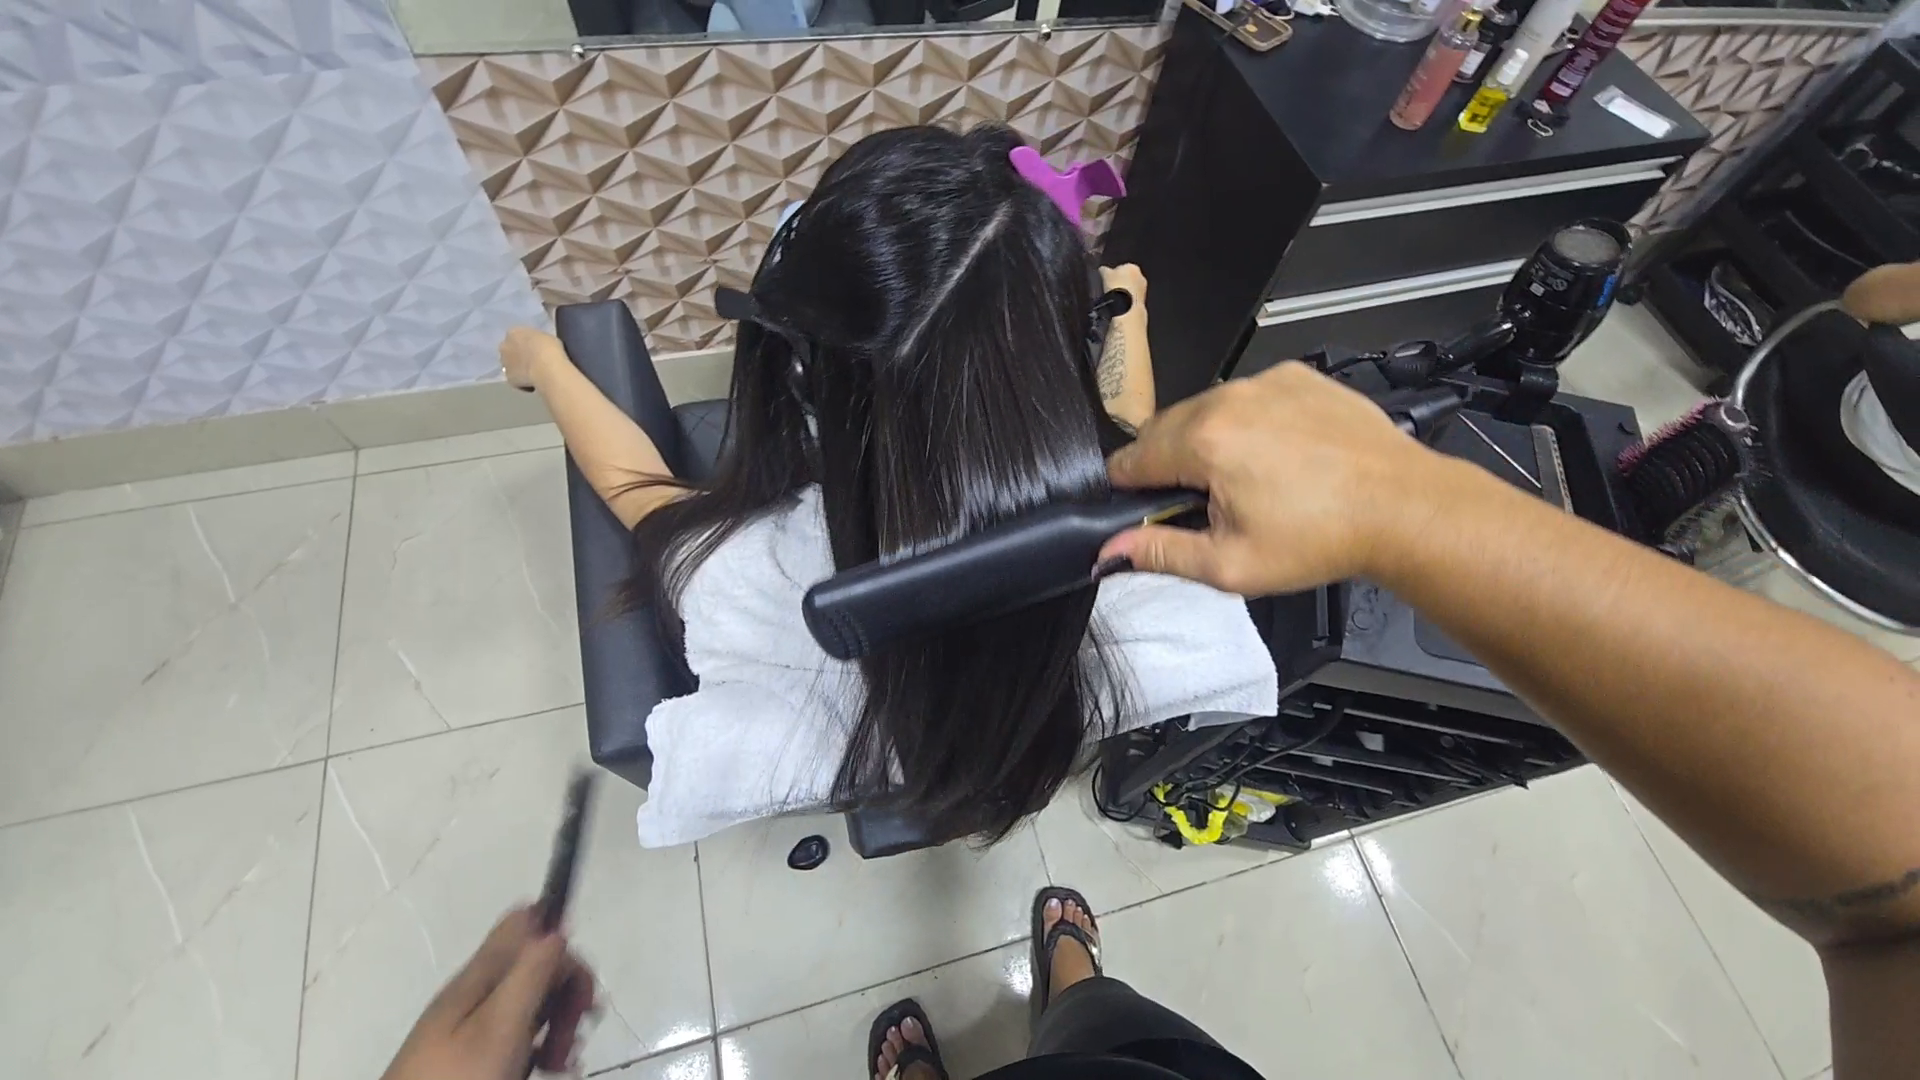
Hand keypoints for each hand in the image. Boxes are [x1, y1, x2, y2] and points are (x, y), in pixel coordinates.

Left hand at [381, 907, 596, 1079]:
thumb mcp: (499, 1027)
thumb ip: (530, 972)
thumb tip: (557, 927)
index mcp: (479, 977)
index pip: (524, 922)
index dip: (557, 935)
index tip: (573, 976)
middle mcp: (477, 993)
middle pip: (537, 964)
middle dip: (567, 989)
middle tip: (578, 1024)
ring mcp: (474, 1027)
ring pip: (533, 1002)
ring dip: (560, 1022)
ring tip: (562, 1061)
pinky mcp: (475, 1058)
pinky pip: (521, 1035)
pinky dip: (544, 1046)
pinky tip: (551, 1068)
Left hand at [500, 327, 566, 392]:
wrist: (547, 368)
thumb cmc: (550, 348)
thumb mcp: (547, 337)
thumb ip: (537, 341)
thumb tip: (537, 347)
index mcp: (513, 332)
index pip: (517, 336)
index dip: (527, 343)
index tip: (537, 349)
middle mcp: (504, 346)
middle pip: (510, 350)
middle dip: (519, 355)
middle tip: (535, 361)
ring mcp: (505, 363)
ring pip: (511, 365)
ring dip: (519, 368)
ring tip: (535, 374)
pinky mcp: (509, 379)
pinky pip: (516, 380)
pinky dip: (523, 382)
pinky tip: (535, 383)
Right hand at [1100, 263, 1147, 307]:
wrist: (1125, 306)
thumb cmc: (1116, 287)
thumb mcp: (1105, 275)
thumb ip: (1104, 270)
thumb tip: (1102, 269)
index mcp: (1132, 266)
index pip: (1121, 268)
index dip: (1113, 274)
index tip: (1107, 281)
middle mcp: (1140, 276)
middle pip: (1127, 278)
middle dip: (1120, 283)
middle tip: (1110, 290)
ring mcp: (1143, 288)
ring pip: (1131, 288)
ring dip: (1124, 292)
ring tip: (1115, 298)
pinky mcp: (1143, 300)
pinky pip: (1132, 298)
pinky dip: (1127, 299)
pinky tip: (1120, 304)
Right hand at [1100, 361, 1453, 594]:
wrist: (1404, 508)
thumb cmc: (1321, 539)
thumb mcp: (1230, 564)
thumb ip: (1159, 553)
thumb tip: (1109, 551)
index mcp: (1203, 442)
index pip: (1129, 458)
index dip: (1129, 489)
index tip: (1147, 508)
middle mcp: (1227, 399)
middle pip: (1161, 430)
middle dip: (1168, 465)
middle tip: (1204, 504)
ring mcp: (1263, 382)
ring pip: (1201, 411)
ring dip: (1204, 441)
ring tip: (1244, 480)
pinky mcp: (1294, 376)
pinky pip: (1243, 396)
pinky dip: (1244, 422)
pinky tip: (1274, 455)